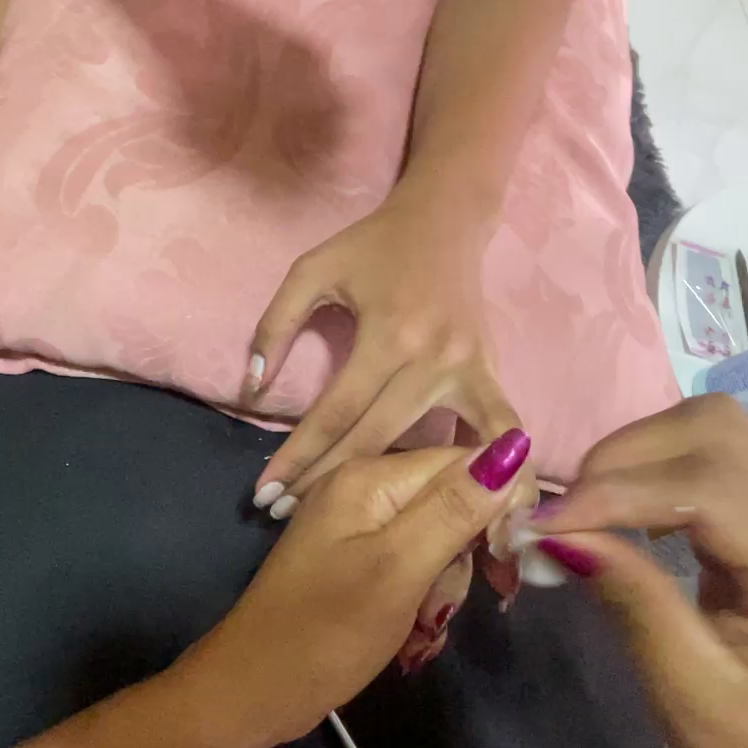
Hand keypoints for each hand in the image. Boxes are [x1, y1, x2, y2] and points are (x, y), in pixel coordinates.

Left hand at [178, 431, 532, 747]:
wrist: (254, 687)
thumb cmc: (326, 632)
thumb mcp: (399, 568)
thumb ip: (454, 508)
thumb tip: (515, 443)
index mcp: (370, 476)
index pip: (464, 460)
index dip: (500, 503)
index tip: (511, 559)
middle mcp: (362, 487)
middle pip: (452, 498)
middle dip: (469, 551)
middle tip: (465, 599)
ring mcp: (355, 523)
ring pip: (436, 536)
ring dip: (444, 582)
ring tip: (425, 624)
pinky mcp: (354, 557)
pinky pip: (411, 560)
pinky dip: (422, 593)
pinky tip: (413, 629)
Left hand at [245, 191, 518, 519]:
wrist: (445, 221)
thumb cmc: (371, 246)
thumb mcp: (312, 270)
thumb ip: (276, 326)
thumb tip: (253, 387)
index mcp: (388, 336)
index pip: (334, 415)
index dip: (297, 458)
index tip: (264, 493)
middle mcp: (434, 361)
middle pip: (373, 441)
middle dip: (325, 482)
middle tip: (284, 515)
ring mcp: (471, 370)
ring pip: (428, 450)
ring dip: (393, 493)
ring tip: (356, 526)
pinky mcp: (492, 373)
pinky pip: (494, 433)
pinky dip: (486, 473)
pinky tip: (472, 513)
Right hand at [526, 397, 747, 747]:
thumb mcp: (688, 692)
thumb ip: (630, 598)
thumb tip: (551, 532)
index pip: (710, 486)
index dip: (617, 492)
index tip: (543, 524)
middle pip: (714, 430)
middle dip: (623, 459)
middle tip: (566, 516)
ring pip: (706, 430)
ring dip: (632, 457)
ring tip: (587, 512)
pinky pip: (704, 458)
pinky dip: (646, 470)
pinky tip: (621, 514)